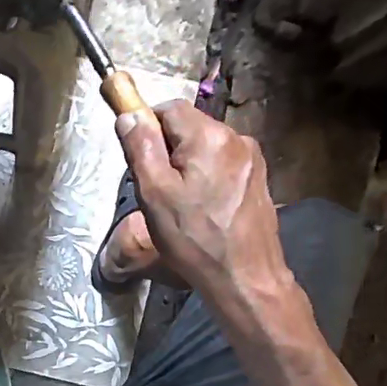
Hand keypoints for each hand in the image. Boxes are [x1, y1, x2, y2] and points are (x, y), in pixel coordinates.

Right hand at [118, 101, 311, 325]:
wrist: (245, 277)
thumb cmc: (194, 238)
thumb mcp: (155, 193)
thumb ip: (141, 148)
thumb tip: (129, 115)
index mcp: (209, 137)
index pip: (169, 108)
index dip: (147, 126)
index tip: (138, 158)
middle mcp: (236, 137)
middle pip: (188, 126)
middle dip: (166, 148)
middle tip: (156, 187)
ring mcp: (252, 157)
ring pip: (204, 146)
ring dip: (185, 163)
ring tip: (179, 202)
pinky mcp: (258, 176)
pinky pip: (221, 162)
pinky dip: (205, 175)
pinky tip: (201, 206)